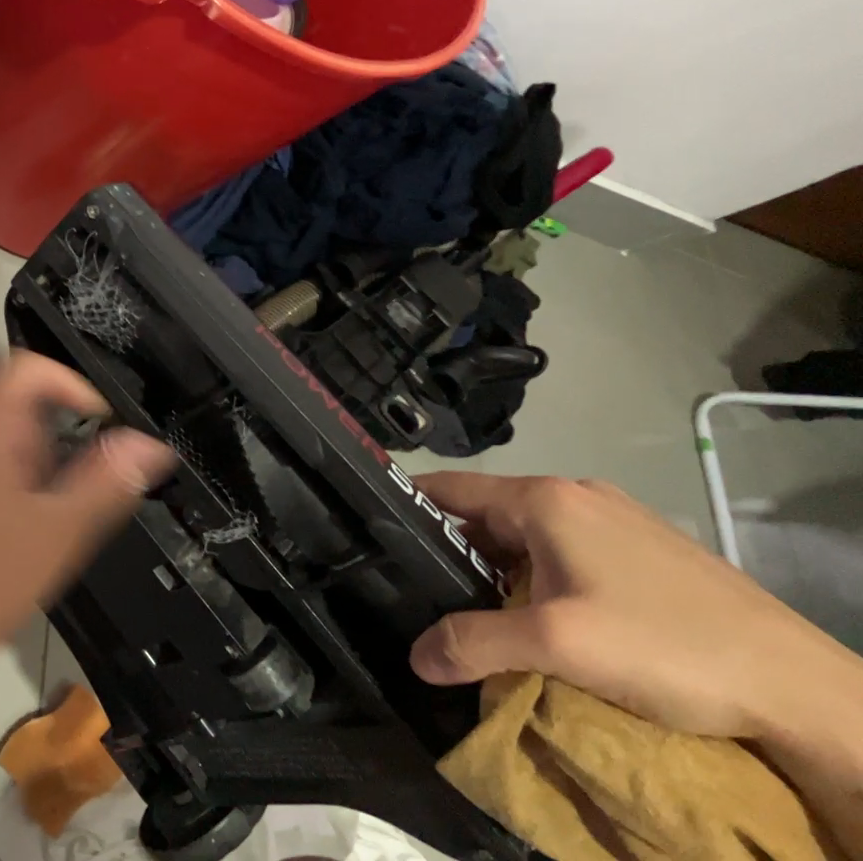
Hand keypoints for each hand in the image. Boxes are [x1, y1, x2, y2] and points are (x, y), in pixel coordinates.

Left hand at [0, 352, 175, 668]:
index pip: (28, 369)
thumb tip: (149, 444)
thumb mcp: (62, 529)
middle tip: (66, 494)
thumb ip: (109, 479)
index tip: (98, 425)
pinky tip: (2, 531)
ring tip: (36, 519)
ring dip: (25, 465)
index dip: (72, 385)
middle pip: (12, 406)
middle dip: (50, 441)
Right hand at [409, 472, 862, 739]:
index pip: (447, 488)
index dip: (404, 510)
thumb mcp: (555, 644)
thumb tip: (416, 657)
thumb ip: (472, 643)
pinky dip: (535, 580)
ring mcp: (617, 522)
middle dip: (449, 554)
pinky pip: (563, 555)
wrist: (807, 692)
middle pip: (484, 514)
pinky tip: (539, 621)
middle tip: (420, 597)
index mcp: (547, 499)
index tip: (372, 543)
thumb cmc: (670, 646)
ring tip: (473, 616)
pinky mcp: (647, 554)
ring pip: (525, 538)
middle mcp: (577, 496)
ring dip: (494, 572)